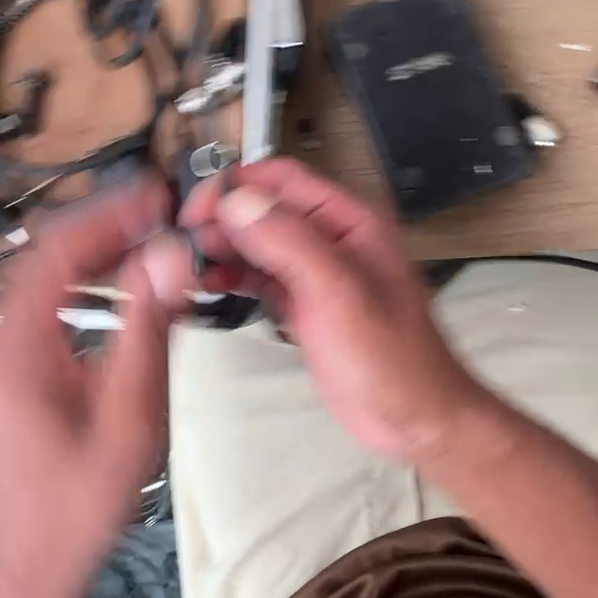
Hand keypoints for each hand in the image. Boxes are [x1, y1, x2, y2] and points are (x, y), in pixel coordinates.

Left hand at [0, 173, 194, 597]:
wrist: (32, 558)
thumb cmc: (80, 499)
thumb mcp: (128, 416)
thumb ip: (148, 330)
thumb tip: (172, 256)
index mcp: (12, 340)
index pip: (60, 247)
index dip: (112, 213)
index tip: (162, 197)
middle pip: (49, 250)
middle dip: (109, 222)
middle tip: (167, 213)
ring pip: (47, 269)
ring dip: (100, 246)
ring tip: (155, 235)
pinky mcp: (7, 356)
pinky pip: (46, 295)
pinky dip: (87, 276)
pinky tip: (124, 276)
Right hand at [181, 159, 497, 463]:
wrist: (411, 418)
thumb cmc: (393, 359)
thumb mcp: (339, 293)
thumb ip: (290, 242)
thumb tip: (240, 202)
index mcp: (350, 222)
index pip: (284, 180)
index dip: (238, 184)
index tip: (200, 204)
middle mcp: (331, 240)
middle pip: (265, 209)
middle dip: (223, 217)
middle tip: (185, 238)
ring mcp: (315, 274)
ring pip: (258, 243)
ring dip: (223, 247)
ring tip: (188, 261)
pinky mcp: (303, 305)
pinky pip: (261, 278)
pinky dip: (233, 277)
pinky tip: (207, 283)